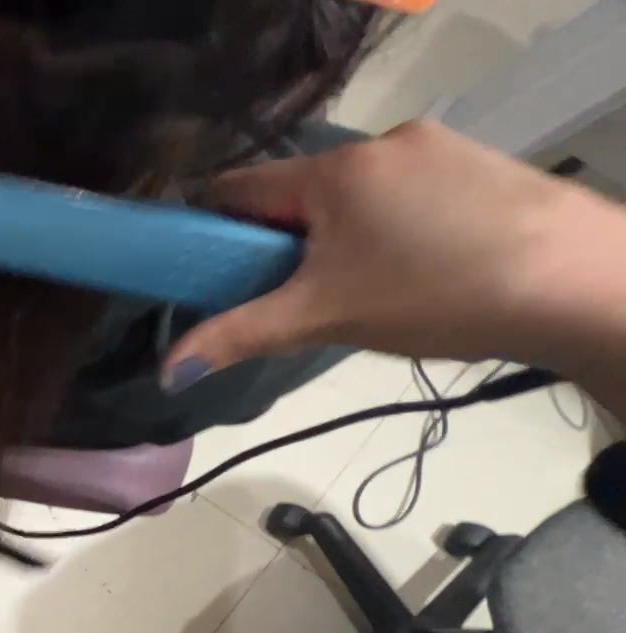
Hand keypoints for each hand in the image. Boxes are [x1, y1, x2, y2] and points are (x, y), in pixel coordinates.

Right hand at [165, 120, 625, 388]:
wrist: (590, 286)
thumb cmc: (437, 293)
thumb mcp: (319, 318)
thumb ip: (235, 337)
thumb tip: (165, 373)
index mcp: (335, 171)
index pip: (237, 188)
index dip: (207, 227)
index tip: (202, 268)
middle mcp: (383, 145)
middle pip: (293, 194)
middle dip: (274, 241)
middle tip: (281, 292)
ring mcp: (438, 149)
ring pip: (346, 195)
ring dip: (327, 236)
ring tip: (347, 287)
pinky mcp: (478, 165)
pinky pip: (396, 193)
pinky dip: (377, 227)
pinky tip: (400, 268)